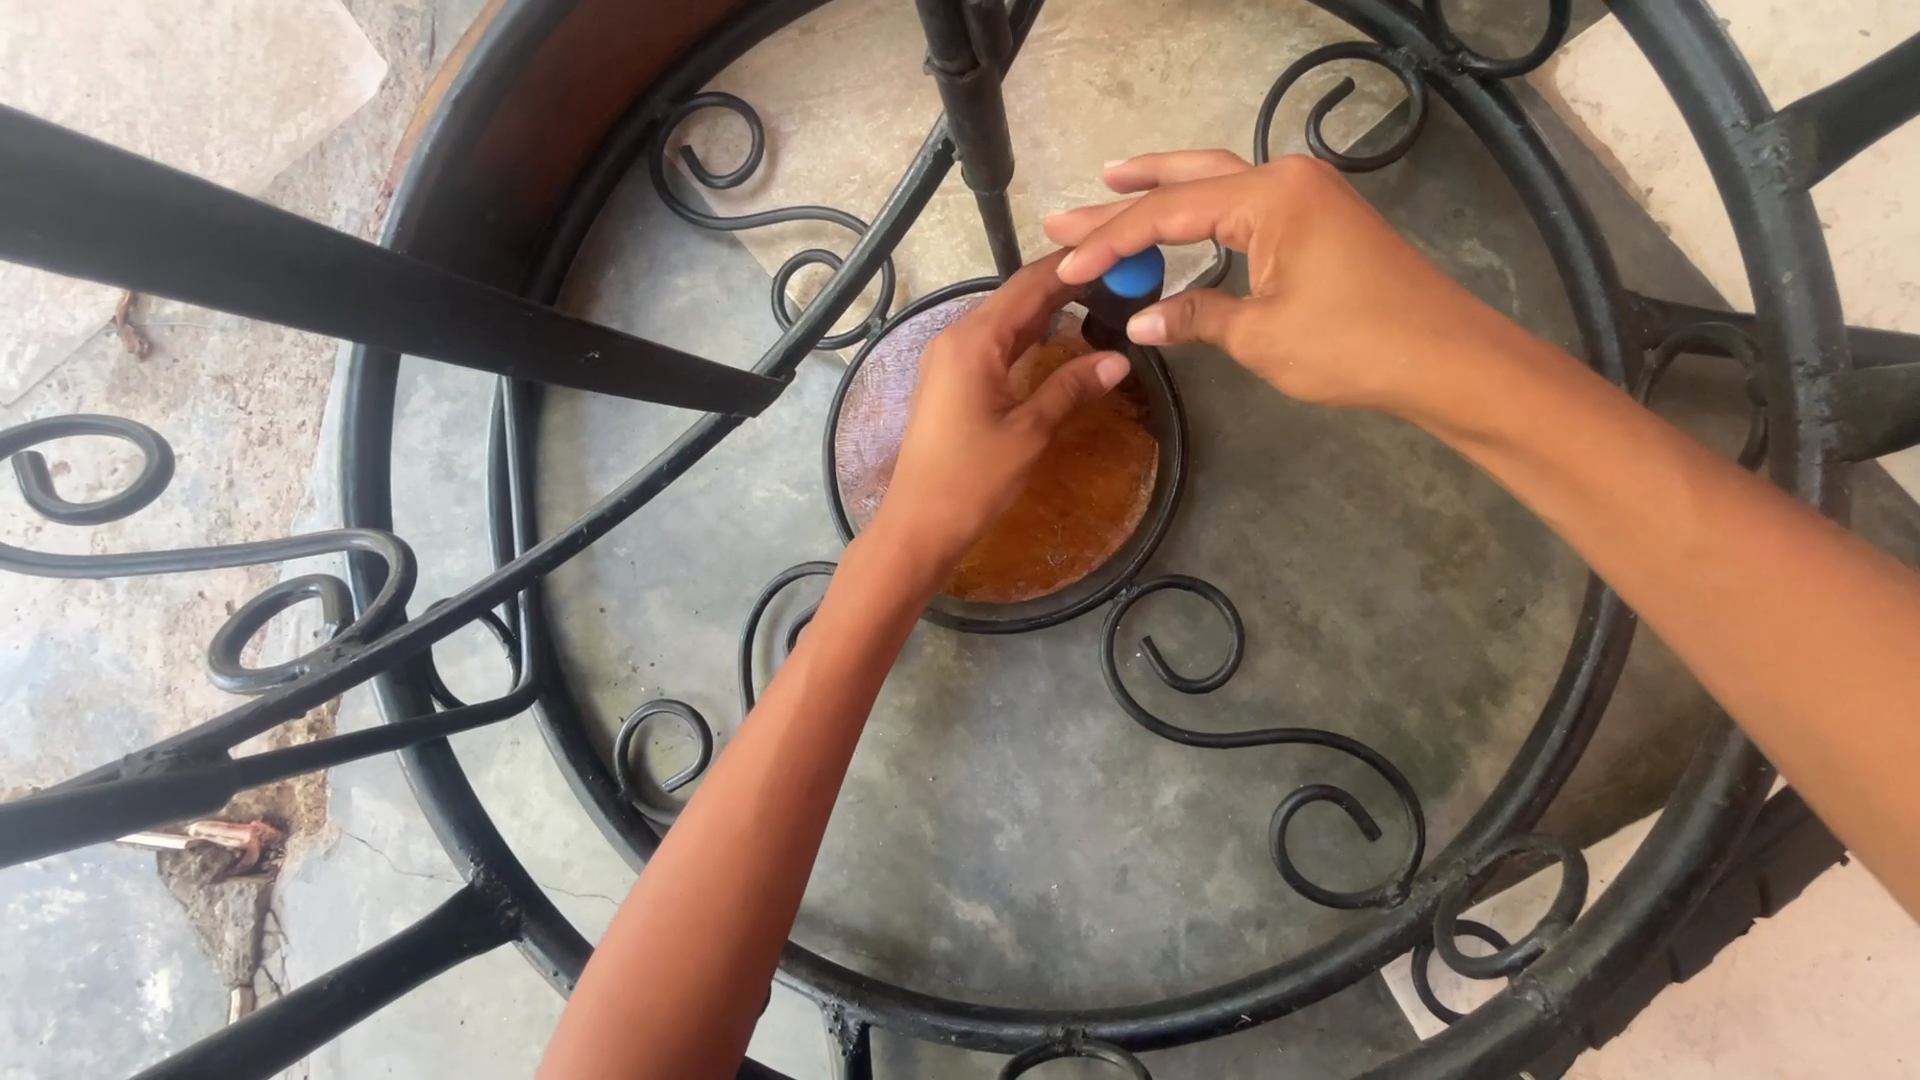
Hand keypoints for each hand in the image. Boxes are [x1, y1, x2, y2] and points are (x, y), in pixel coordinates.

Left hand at [872, 250, 1132, 570]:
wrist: (918, 524)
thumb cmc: (971, 480)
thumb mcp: (1028, 432)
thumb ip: (1070, 388)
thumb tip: (1118, 360)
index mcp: (973, 341)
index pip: (1028, 286)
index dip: (1070, 268)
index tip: (1114, 255)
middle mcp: (955, 339)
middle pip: (1014, 299)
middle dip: (1061, 287)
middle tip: (1115, 278)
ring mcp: (947, 361)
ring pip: (1002, 323)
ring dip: (1043, 313)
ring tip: (1094, 301)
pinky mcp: (948, 383)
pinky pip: (991, 347)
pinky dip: (1023, 340)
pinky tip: (1052, 340)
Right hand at [1042, 150, 1521, 414]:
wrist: (1442, 357)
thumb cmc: (1350, 345)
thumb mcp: (1259, 335)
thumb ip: (1195, 317)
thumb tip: (1140, 322)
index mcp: (1269, 196)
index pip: (1168, 214)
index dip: (1110, 242)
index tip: (1064, 266)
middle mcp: (1284, 178)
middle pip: (1186, 181)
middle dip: (1123, 199)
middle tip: (1065, 213)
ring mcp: (1304, 194)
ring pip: (1215, 183)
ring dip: (1161, 190)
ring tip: (1109, 187)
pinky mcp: (1316, 218)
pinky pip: (1241, 205)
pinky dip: (1199, 212)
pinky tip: (1177, 219)